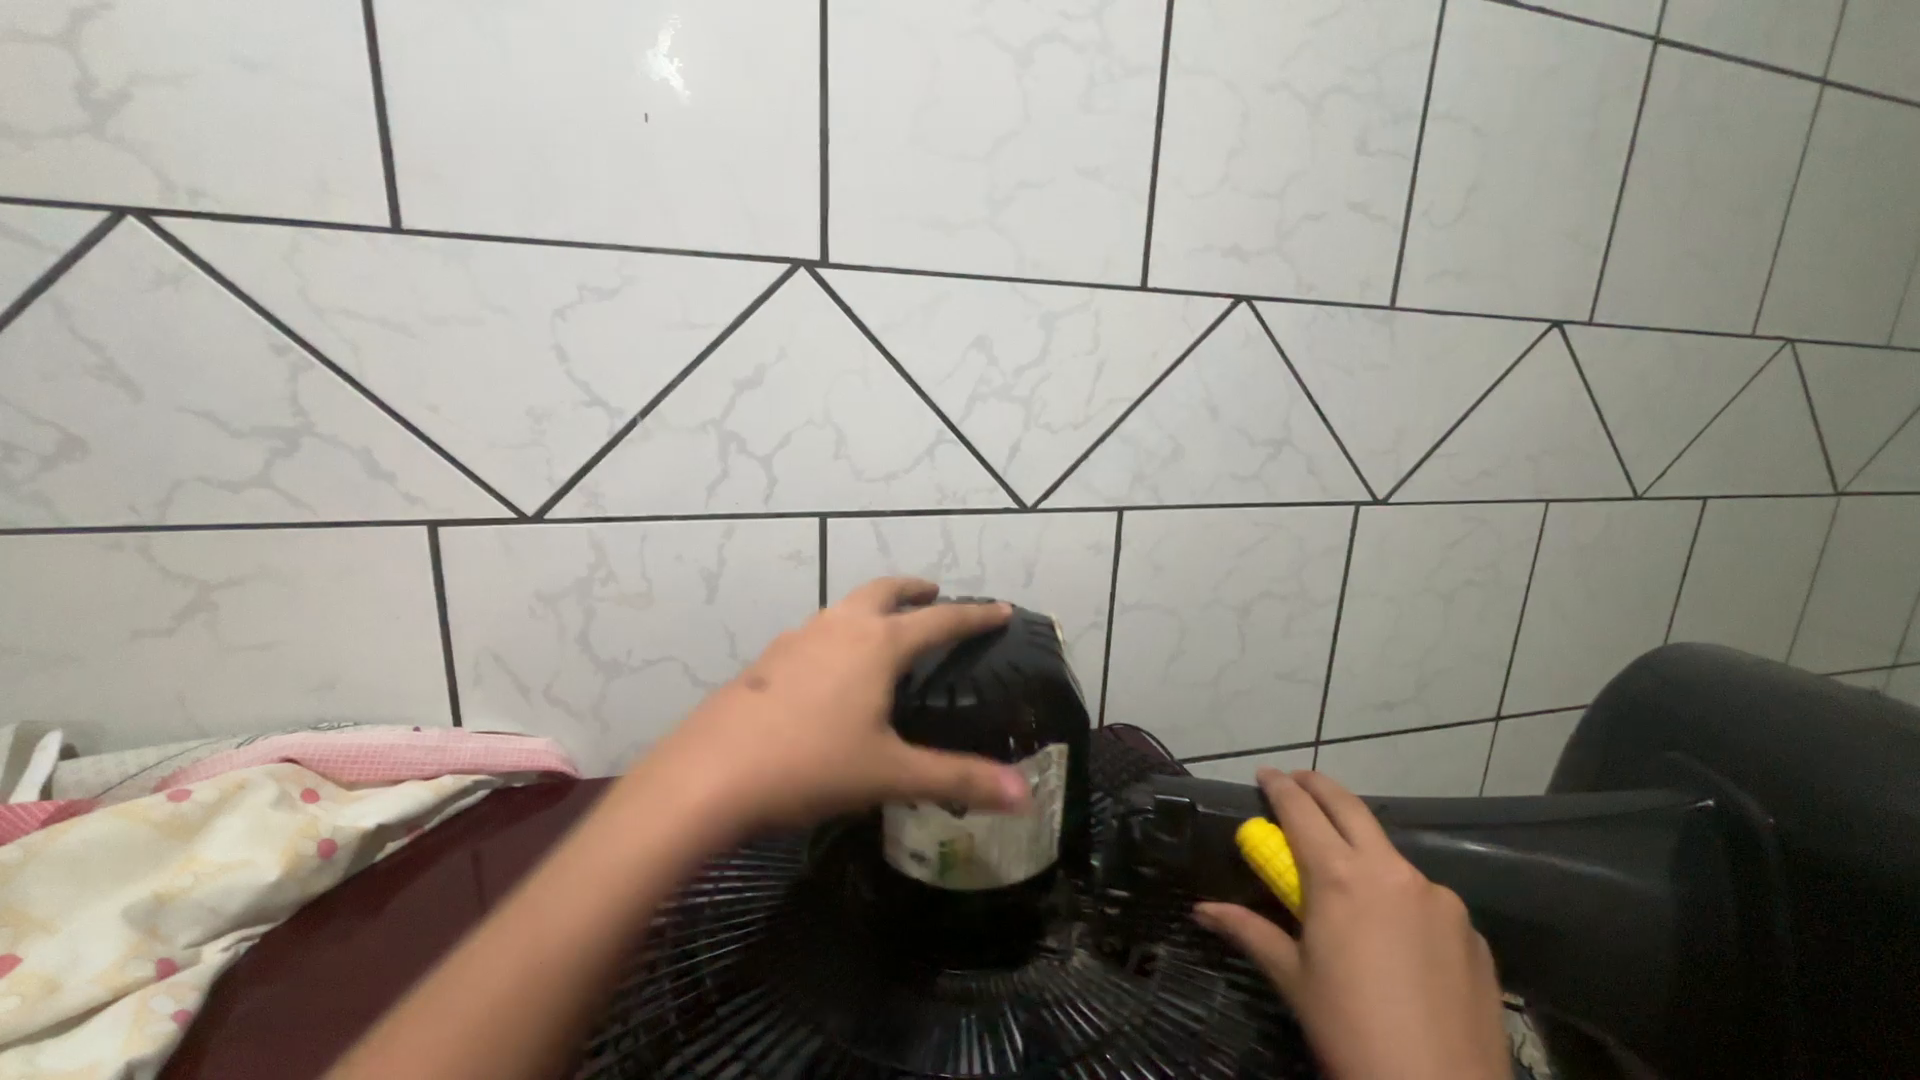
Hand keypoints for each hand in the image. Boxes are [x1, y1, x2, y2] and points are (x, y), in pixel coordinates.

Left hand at [639, 577, 1030, 833]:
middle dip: (914, 590)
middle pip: (884, 591)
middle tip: (935, 594)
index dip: (975, 616)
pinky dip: (839, 633)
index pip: (940, 620)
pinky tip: (831, 670)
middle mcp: (838, 628)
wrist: (708, 775)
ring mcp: (796, 640)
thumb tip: (1026, 795)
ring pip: (844, 607)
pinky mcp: (766, 662)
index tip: (1001, 609)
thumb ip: (959, 780)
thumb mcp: (891, 774)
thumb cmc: (810, 766)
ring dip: (873, 607)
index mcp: (877, 645)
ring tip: (886, 630)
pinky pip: (816, 633)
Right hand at [1195, 769, 1508, 1079]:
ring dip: (1363, 848)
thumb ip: (1249, 932)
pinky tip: (1396, 936)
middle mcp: (1392, 872)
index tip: (1265, 775)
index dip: (1279, 788)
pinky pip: (1426, 899)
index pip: (1301, 812)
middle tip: (1298, 781)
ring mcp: (1440, 899)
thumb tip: (1202, 909)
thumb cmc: (1350, 1032)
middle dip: (1319, 787)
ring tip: (1347, 875)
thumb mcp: (1293, 980)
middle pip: (1350, 808)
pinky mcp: (1471, 930)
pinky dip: (1401, 898)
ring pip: (1391, 855)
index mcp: (1340, 878)